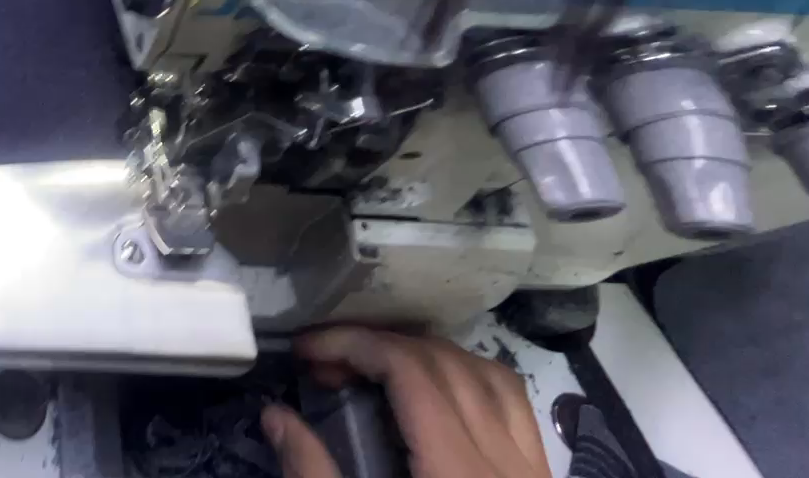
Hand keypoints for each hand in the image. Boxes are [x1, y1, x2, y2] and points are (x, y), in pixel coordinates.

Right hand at [262, 326, 552, 477]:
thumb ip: (313, 474)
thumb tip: (274, 414)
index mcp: (456, 474)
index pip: (407, 369)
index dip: (350, 344)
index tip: (305, 353)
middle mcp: (505, 466)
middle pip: (441, 361)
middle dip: (375, 344)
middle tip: (326, 364)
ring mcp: (534, 477)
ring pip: (487, 375)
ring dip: (424, 354)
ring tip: (376, 368)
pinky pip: (513, 407)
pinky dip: (468, 380)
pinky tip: (434, 396)